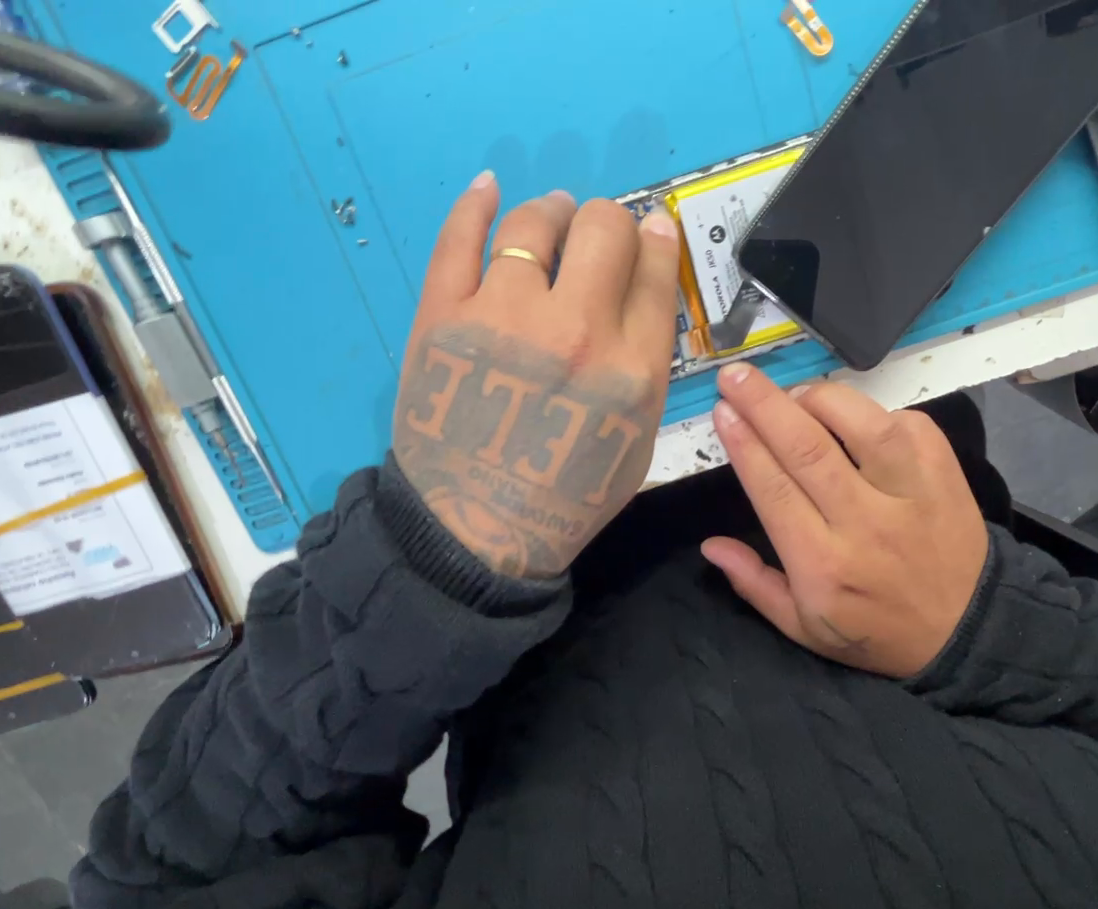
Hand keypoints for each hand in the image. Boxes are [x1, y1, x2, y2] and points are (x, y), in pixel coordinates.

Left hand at [393, 172, 680, 578]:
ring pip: (534, 221)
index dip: (655, 242)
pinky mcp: (442, 315)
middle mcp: (576, 329)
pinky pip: (458, 236)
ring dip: (551, 212)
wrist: (478, 530)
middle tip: (594, 241)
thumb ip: (649, 368)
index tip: (648, 235)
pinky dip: (474, 203)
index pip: (655, 269)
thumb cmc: (569, 497)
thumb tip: (643, 290)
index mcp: (633, 368)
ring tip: (549, 220)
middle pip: (604, 227)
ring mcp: (503, 316)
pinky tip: (487, 189)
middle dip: (608, 224)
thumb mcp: (638, 443)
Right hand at [703, 364, 990, 677]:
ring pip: (862, 425)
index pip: (774, 489)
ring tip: (792, 392)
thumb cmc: (875, 631)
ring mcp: (911, 494)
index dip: (744, 444)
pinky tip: (849, 415)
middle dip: (765, 404)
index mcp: (823, 564)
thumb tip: (710, 545)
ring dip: (819, 398)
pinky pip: (907, 424)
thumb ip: (755, 585)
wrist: (967, 633)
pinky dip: (872, 411)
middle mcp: (865, 523)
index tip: (722, 411)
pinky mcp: (944, 475)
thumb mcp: (804, 628)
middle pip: (807, 448)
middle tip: (736, 375)